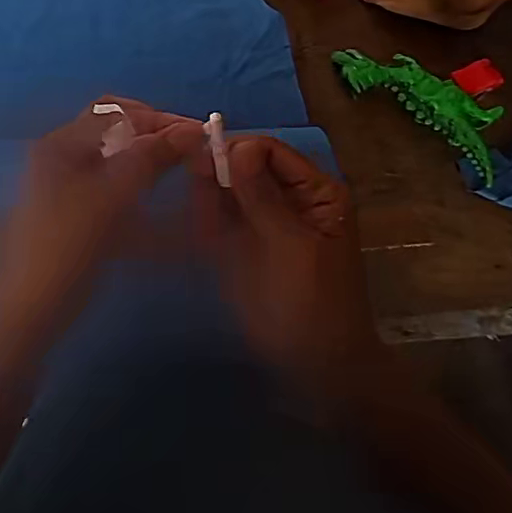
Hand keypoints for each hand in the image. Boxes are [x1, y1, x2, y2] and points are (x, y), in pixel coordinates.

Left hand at [0, 98, 200, 329]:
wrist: (30, 310)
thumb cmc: (65, 248)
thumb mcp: (110, 199)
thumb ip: (149, 159)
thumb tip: (191, 129)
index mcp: (61, 144)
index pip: (115, 112)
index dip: (158, 118)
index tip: (199, 134)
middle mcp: (62, 156)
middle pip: (116, 130)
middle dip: (155, 135)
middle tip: (192, 150)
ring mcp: (68, 185)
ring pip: (118, 159)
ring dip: (151, 160)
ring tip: (185, 170)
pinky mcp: (79, 213)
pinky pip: (116, 190)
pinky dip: (141, 189)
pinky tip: (165, 205)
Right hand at [188, 136, 380, 387]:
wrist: (314, 365)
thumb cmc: (314, 305)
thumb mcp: (293, 247)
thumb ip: (264, 198)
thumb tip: (237, 147)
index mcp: (314, 190)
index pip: (268, 150)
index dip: (236, 151)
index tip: (203, 167)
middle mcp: (286, 195)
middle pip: (241, 164)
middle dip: (216, 176)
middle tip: (197, 201)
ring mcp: (260, 218)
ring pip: (223, 188)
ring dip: (206, 200)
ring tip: (203, 227)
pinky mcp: (239, 239)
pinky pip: (215, 215)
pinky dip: (203, 220)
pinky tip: (202, 237)